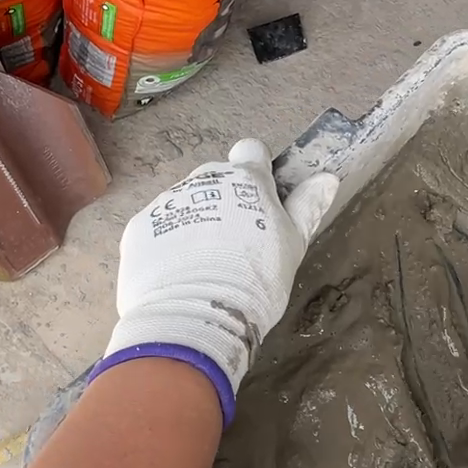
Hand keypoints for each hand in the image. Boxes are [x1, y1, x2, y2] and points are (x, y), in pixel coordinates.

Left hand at [91, 139, 337, 425]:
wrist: (192, 316)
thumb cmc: (255, 279)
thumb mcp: (293, 246)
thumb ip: (307, 208)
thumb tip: (327, 178)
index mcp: (245, 178)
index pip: (251, 150)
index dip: (256, 170)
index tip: (260, 198)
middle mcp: (203, 178)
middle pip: (216, 178)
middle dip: (224, 200)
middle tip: (234, 242)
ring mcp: (167, 201)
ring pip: (186, 202)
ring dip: (196, 222)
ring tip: (203, 265)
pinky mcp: (140, 227)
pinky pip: (158, 228)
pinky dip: (167, 245)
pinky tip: (176, 275)